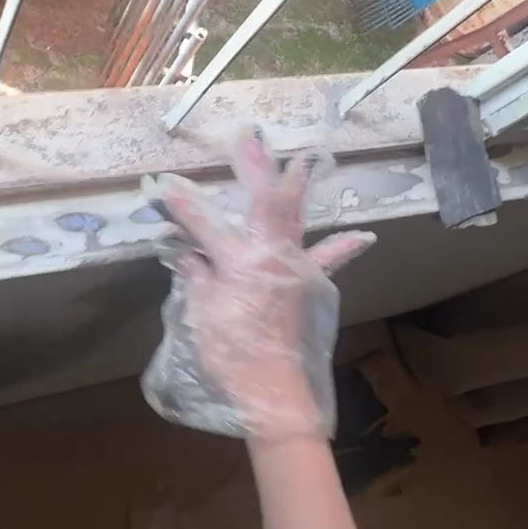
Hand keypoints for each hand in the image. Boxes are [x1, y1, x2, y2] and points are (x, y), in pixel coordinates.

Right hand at [142, 127, 373, 441]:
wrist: (274, 390)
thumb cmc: (233, 352)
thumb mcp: (201, 313)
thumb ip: (197, 276)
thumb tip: (186, 253)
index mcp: (240, 261)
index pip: (204, 224)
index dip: (183, 205)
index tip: (164, 185)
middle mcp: (272, 255)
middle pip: (264, 202)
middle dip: (257, 167)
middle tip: (253, 137)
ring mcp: (297, 267)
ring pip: (297, 218)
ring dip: (300, 187)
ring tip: (308, 159)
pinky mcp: (311, 285)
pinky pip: (328, 260)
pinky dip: (343, 247)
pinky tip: (363, 236)